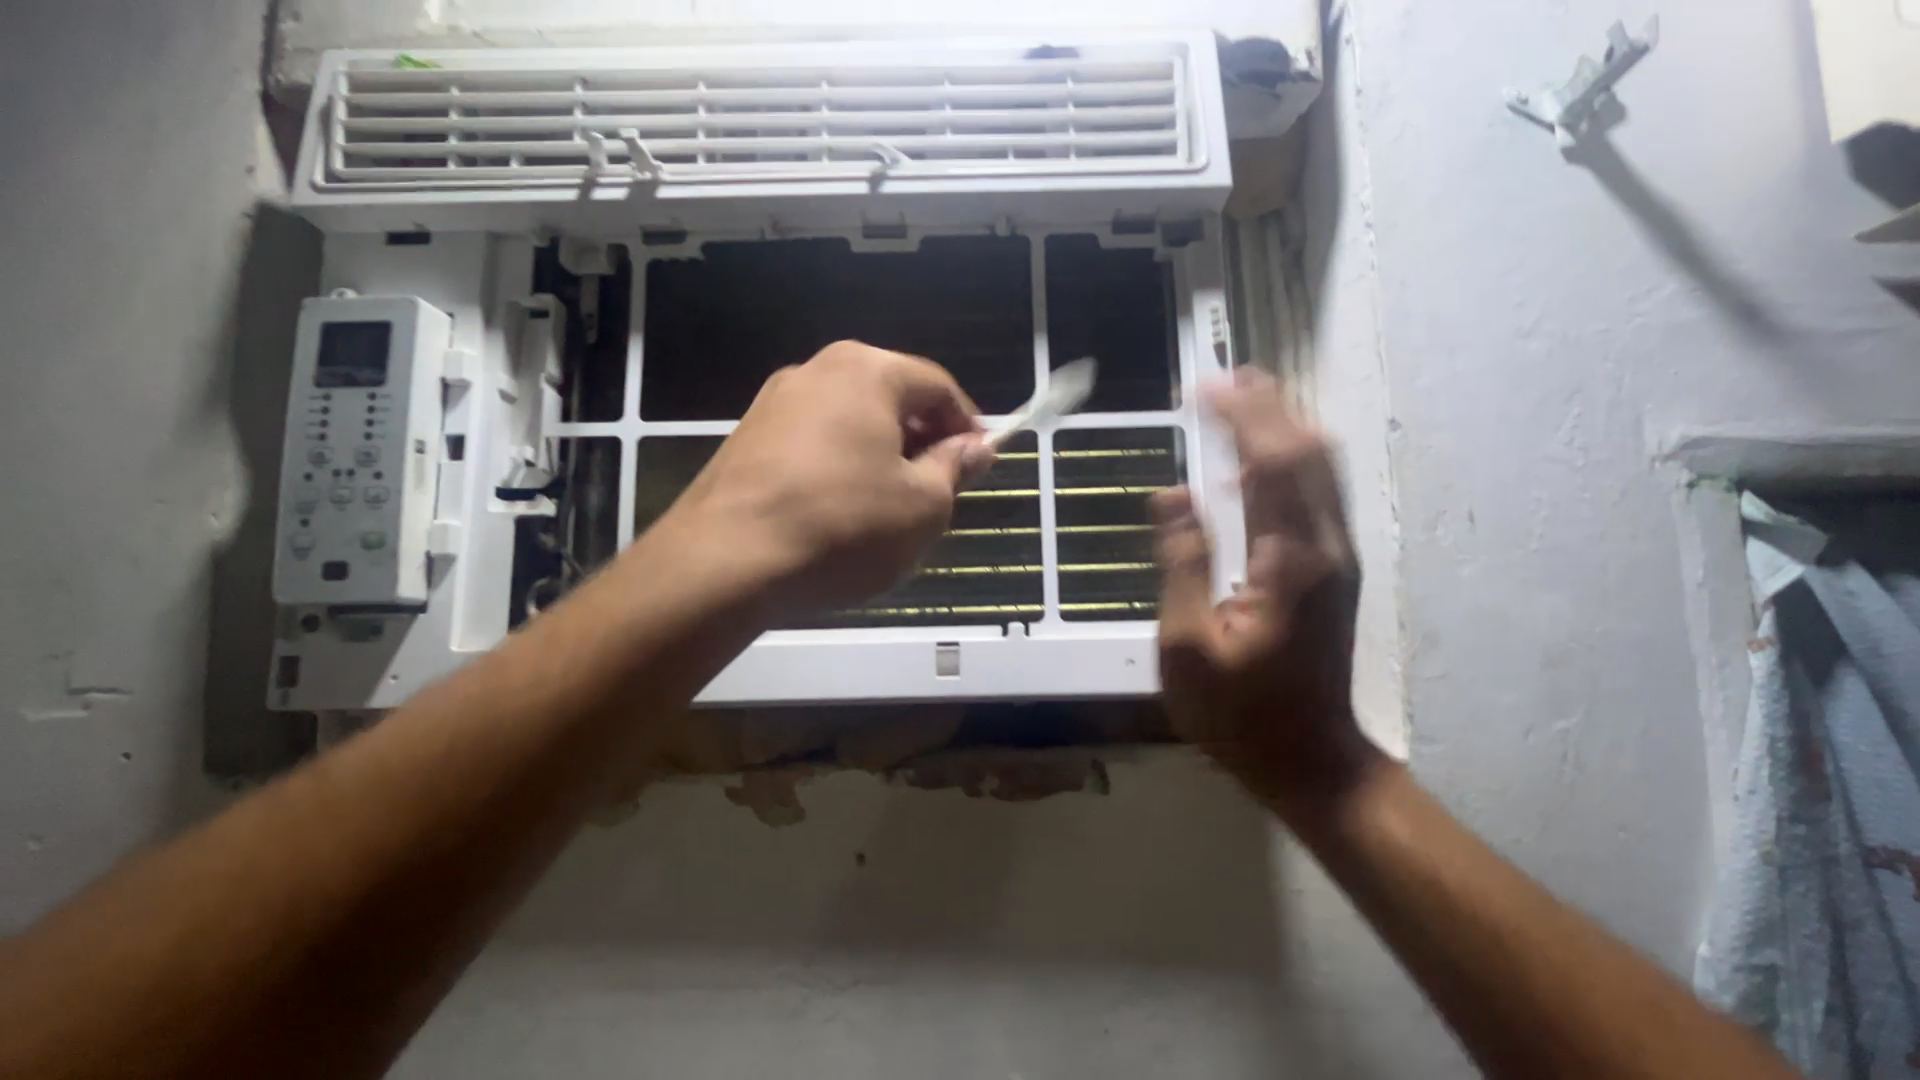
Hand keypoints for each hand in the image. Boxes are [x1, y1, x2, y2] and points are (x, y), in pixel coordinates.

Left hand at [662, 341, 994, 612]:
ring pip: (849, 422)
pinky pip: (812, 443)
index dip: (967, 426)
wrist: (725, 562)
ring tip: (889, 509)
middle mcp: (817, 370)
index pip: (937, 386)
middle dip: (922, 441)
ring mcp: (773, 402)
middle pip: (890, 397)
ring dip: (880, 456)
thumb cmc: (842, 526)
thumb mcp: (922, 506)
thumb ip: (955, 468)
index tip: (980, 466)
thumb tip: (977, 446)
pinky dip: (839, 467)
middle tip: (938, 491)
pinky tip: (839, 514)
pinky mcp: (745, 438)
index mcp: (868, 371)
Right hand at [1152, 369, 1374, 814]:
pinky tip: (1246, 472)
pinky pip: (1315, 496)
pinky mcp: (1335, 571)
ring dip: (1283, 427)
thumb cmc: (1239, 714)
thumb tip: (1172, 495)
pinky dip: (1287, 464)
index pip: (1272, 461)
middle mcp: (1326, 547)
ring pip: (1321, 469)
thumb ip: (1182, 564)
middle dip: (1268, 406)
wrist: (1310, 760)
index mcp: (1290, 560)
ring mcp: (1338, 558)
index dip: (1240, 415)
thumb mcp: (1189, 646)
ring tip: (1239, 402)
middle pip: (1308, 451)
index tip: (1202, 387)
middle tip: (1223, 379)